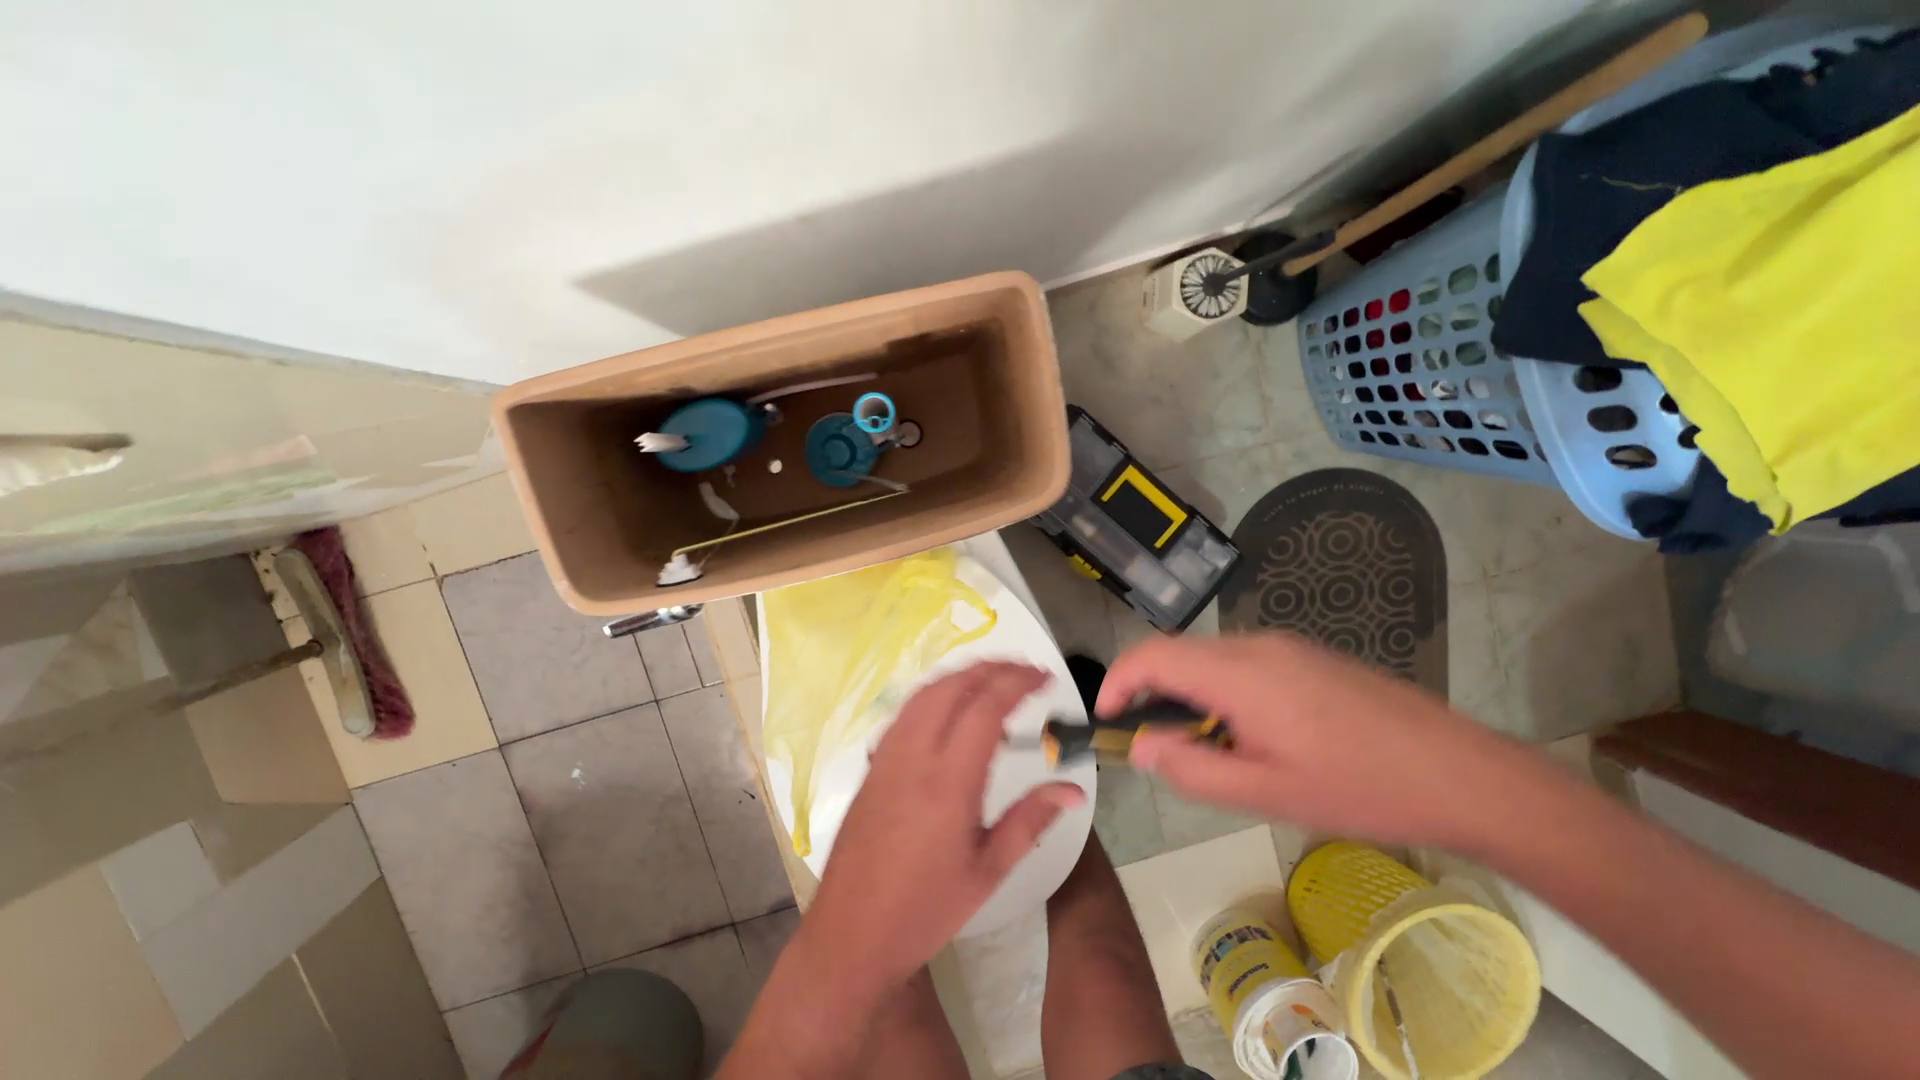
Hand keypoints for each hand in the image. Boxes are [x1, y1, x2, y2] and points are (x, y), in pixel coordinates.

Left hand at [800, 661, 1084, 995]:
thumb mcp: (988, 870)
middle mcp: (913, 758)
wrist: (852, 934)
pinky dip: (932, 695)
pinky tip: (948, 708)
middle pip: (952, 688)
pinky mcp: (870, 768)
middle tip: (1025, 671)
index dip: (1017, 683)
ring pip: (922, 695)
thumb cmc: (926, 909)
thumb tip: (1073, 789)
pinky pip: (902, 714)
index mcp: (949, 782)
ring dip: (959, 675)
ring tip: (992, 678)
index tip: (1045, 678)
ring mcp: (885, 759)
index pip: (985, 708)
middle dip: (991, 668)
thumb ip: (1030, 821)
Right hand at [1101, 634, 1543, 851]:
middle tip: (1162, 753)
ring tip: (1215, 756)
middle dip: (1155, 698)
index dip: (1118, 683)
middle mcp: (1260, 646)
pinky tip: (1258, 740)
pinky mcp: (1314, 659)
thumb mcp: (1265, 792)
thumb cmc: (1359, 789)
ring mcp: (1291, 648)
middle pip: (1181, 656)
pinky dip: (1227, 695)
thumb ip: (1191, 768)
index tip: (1107, 724)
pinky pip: (1248, 666)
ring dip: (1193, 700)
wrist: (1461, 774)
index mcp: (1240, 674)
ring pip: (1215, 662)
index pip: (1152, 655)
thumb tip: (1140, 746)